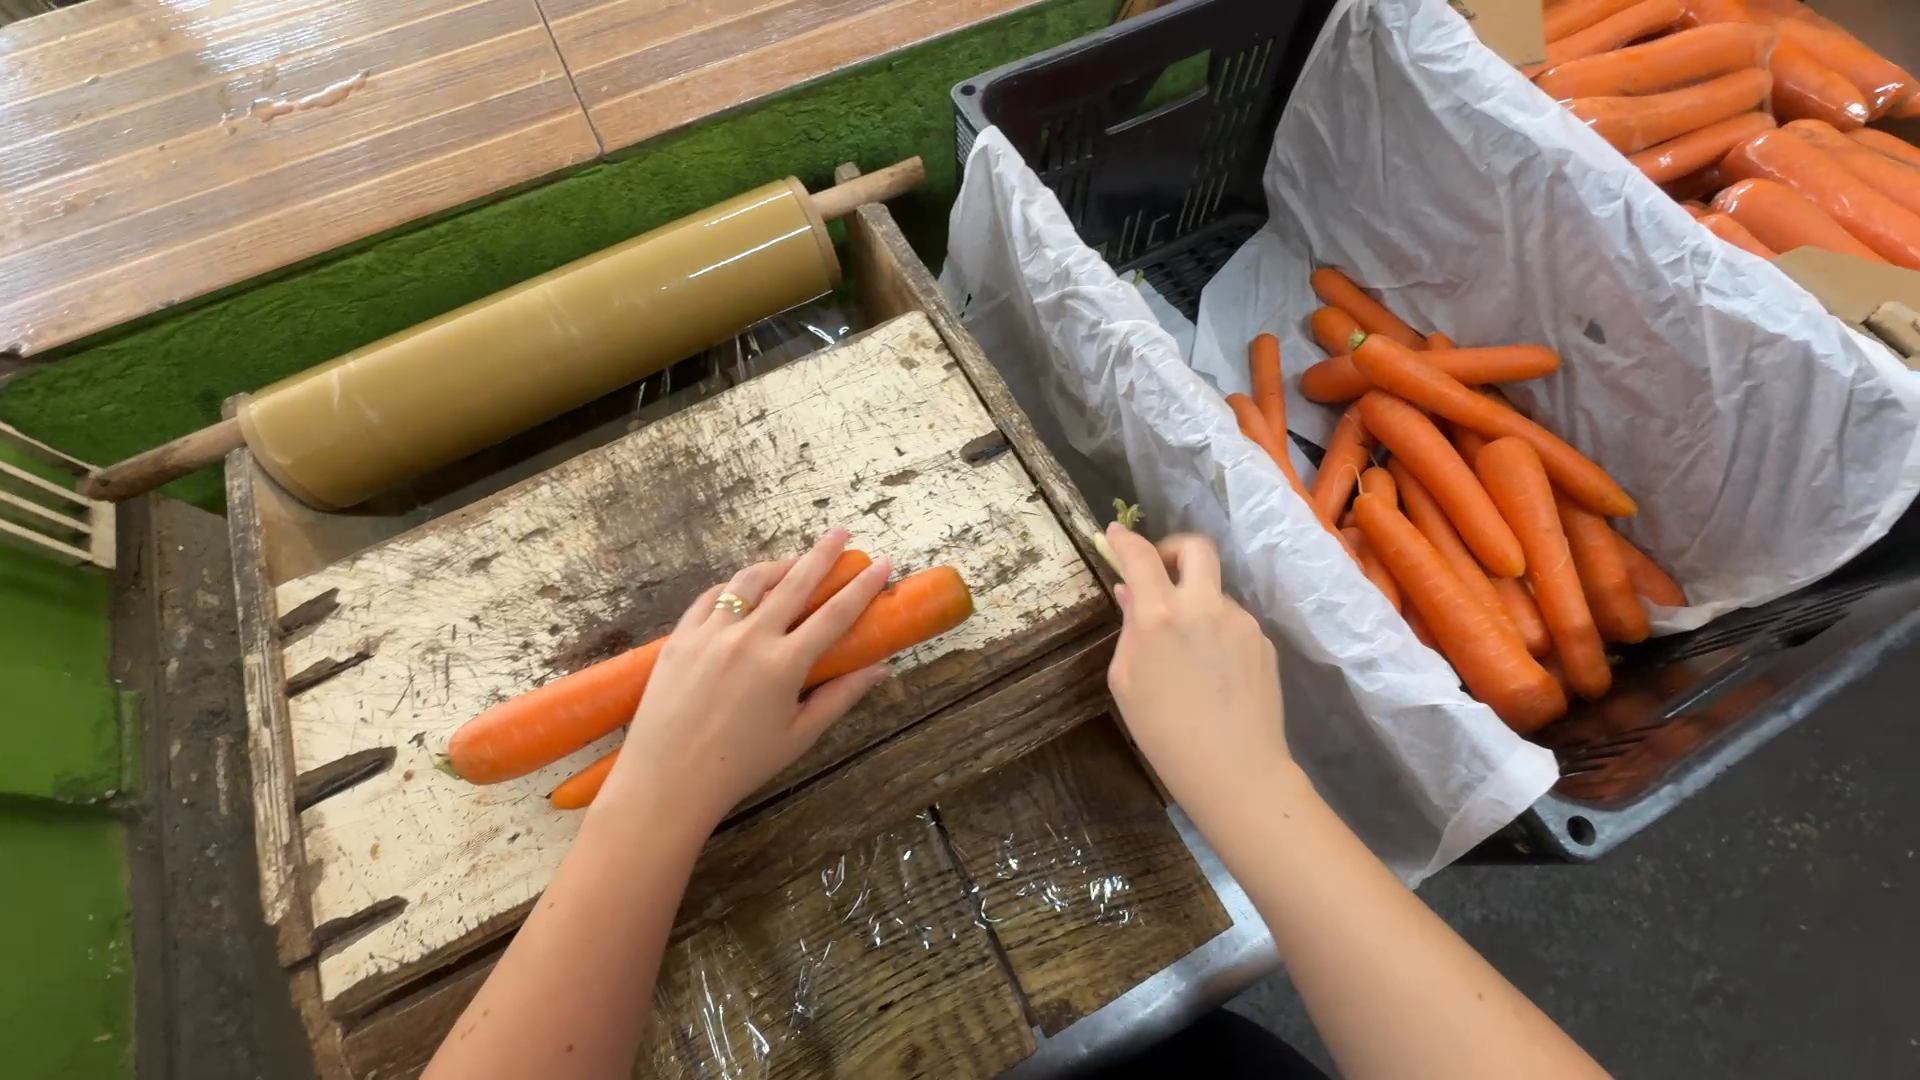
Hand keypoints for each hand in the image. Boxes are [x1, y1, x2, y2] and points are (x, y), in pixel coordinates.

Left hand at [596, 529, 891, 831]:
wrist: (666, 783)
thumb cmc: (739, 766)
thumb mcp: (799, 736)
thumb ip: (840, 697)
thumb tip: (879, 669)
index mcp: (784, 665)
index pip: (835, 614)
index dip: (863, 587)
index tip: (881, 564)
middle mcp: (750, 638)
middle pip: (795, 582)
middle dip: (823, 554)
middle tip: (841, 533)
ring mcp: (711, 633)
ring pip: (750, 581)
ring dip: (778, 564)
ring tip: (794, 560)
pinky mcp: (680, 637)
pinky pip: (712, 598)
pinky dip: (733, 587)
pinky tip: (743, 587)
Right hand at [1103, 525, 1291, 824]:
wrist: (1235, 771)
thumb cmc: (1163, 732)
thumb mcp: (1125, 680)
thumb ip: (1129, 629)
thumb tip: (1132, 594)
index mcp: (1159, 616)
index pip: (1140, 557)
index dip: (1124, 540)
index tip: (1114, 534)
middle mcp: (1203, 606)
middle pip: (1195, 548)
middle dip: (1173, 549)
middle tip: (1159, 572)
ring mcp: (1240, 621)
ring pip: (1213, 592)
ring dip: (1195, 603)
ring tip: (1186, 651)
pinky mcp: (1263, 641)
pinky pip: (1232, 623)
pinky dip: (1216, 631)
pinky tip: (1212, 671)